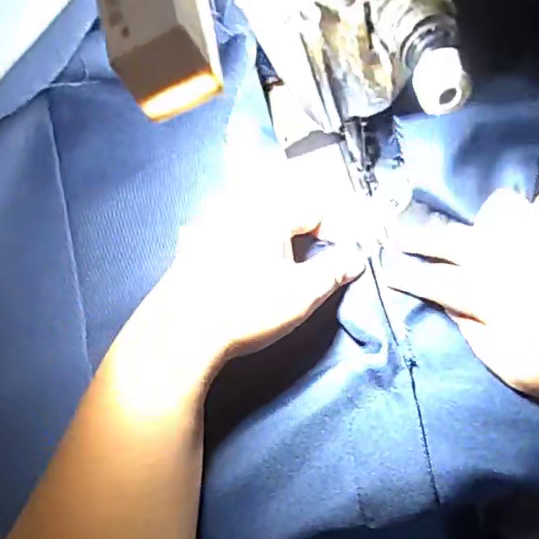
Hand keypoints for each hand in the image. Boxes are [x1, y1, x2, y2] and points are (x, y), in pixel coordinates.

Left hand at [116, 193, 364, 391]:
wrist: (183, 332)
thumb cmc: (246, 310)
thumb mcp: (302, 295)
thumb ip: (334, 272)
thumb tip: (355, 259)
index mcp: (268, 211)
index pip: (316, 206)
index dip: (338, 230)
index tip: (345, 255)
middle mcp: (237, 206)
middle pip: (285, 205)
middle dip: (307, 227)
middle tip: (320, 255)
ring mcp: (210, 221)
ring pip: (255, 216)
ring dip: (277, 234)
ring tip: (286, 262)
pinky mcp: (192, 243)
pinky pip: (230, 230)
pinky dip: (248, 242)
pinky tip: (248, 266)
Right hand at [386, 183, 538, 412]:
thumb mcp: (513, 369)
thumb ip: (478, 335)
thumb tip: (456, 309)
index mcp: (489, 295)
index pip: (434, 280)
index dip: (406, 274)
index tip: (387, 267)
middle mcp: (509, 256)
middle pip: (452, 237)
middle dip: (419, 235)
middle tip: (401, 231)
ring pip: (501, 207)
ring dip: (486, 221)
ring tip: (490, 235)